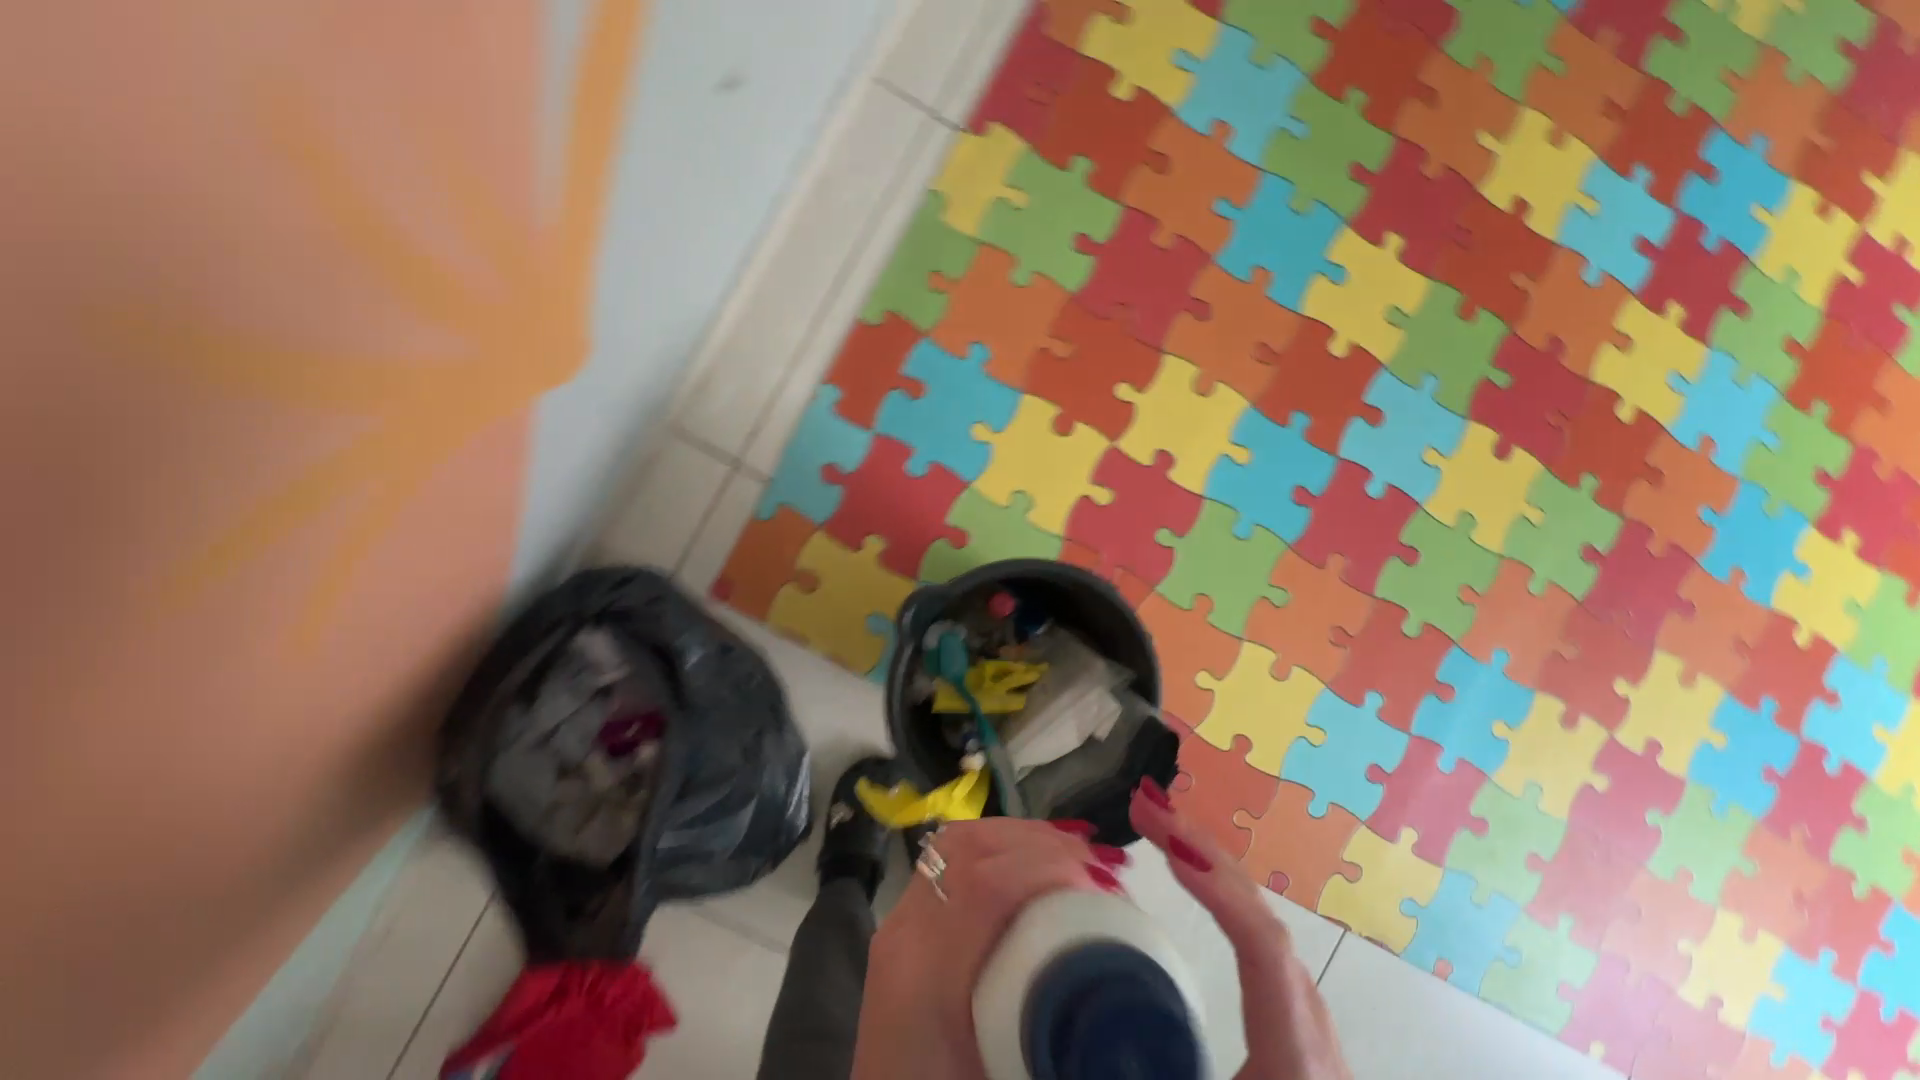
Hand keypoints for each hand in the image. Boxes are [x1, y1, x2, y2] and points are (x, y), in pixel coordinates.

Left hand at [849, 817, 1128, 1079]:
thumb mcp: (1006, 1069)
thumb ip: (1059, 1020)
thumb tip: (1124, 975)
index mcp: (929, 978)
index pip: (986, 884)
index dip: (1048, 865)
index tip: (1100, 882)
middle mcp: (905, 936)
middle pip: (967, 847)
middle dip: (1037, 840)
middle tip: (1092, 863)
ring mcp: (896, 926)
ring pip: (952, 845)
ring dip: (1012, 837)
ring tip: (1065, 857)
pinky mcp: (899, 928)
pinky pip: (943, 863)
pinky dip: (990, 851)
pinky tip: (1025, 869)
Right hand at [1131, 779, 1353, 1079]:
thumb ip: (1150, 1072)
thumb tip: (1081, 1054)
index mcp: (1290, 1039)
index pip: (1262, 949)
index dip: (1219, 893)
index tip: (1168, 850)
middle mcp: (1302, 1005)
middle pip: (1256, 911)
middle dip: (1200, 849)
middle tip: (1144, 805)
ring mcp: (1298, 997)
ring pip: (1256, 911)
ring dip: (1206, 857)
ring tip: (1157, 819)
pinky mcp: (1289, 999)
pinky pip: (1253, 923)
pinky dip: (1218, 883)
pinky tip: (1190, 864)